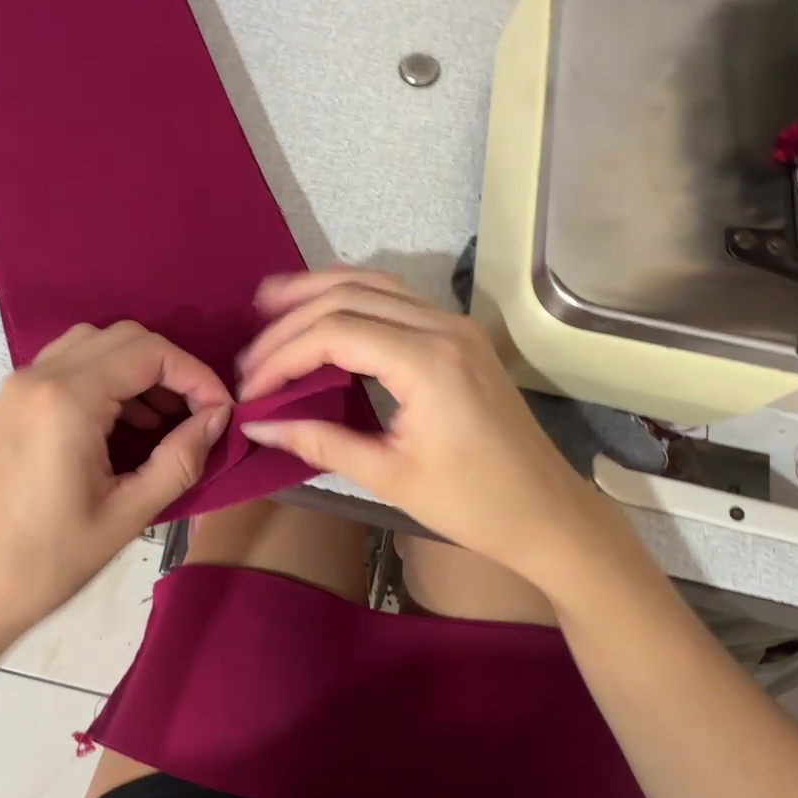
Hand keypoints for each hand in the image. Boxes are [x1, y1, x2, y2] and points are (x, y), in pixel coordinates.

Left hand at [0, 322, 231, 655]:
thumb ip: (180, 459)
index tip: (222, 412)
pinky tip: (123, 428)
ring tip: (164, 424)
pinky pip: (67, 368)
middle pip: (123, 338)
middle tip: (197, 416)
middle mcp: (39, 376)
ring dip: (136, 372)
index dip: (196, 375)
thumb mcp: (128, 514)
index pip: (149, 352)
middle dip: (169, 369)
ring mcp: (18, 387)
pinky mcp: (9, 405)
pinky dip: (104, 381)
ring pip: (93, 346)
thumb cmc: (47, 562)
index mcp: (67, 399)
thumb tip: (218, 418)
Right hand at [235, 268, 620, 578]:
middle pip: (350, 297)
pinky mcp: (458, 336)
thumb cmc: (474, 505)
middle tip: (249, 353)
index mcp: (429, 363)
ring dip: (318, 292)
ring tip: (269, 305)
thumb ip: (321, 443)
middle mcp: (443, 327)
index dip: (283, 356)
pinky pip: (395, 299)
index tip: (251, 390)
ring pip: (374, 284)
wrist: (548, 513)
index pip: (336, 333)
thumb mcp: (390, 477)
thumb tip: (257, 428)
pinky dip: (352, 299)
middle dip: (291, 321)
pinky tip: (323, 313)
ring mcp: (455, 326)